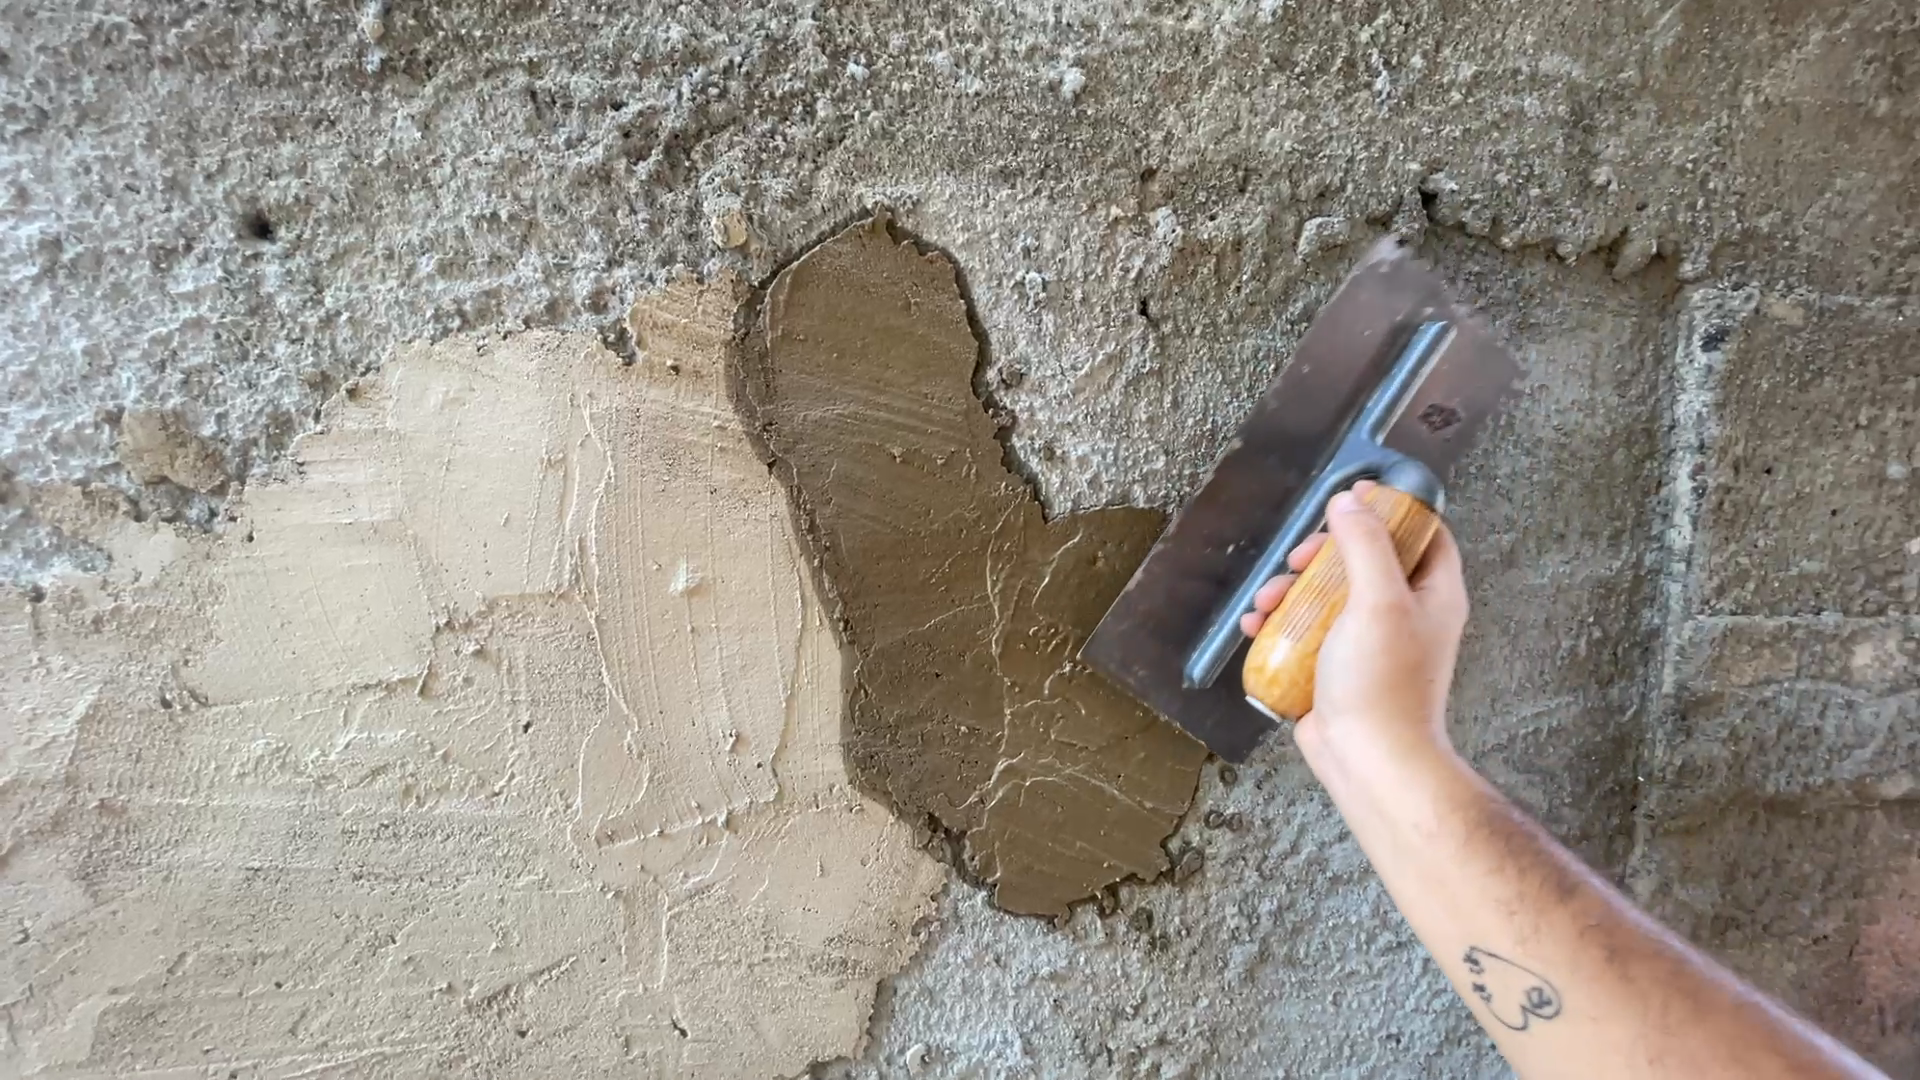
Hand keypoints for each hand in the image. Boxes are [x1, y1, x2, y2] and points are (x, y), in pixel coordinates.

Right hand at [1238, 480, 1469, 757]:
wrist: (1368, 758)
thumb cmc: (1382, 682)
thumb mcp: (1377, 601)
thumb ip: (1364, 546)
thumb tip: (1349, 502)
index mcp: (1433, 593)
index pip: (1423, 534)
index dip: (1390, 510)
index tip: (1351, 497)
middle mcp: (1405, 613)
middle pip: (1363, 561)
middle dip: (1323, 554)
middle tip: (1299, 559)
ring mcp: (1369, 641)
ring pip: (1328, 594)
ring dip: (1291, 588)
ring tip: (1266, 599)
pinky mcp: (1336, 664)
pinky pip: (1307, 628)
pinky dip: (1280, 621)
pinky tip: (1257, 625)